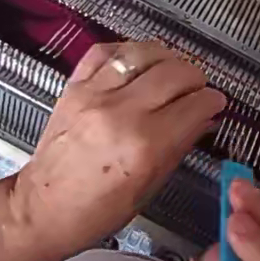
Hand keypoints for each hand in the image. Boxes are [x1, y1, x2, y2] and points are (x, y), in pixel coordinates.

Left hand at [2, 41, 225, 260]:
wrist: (44, 207)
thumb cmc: (96, 209)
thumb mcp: (150, 186)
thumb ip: (180, 145)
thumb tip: (203, 119)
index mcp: (145, 145)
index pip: (194, 105)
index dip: (212, 100)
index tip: (215, 101)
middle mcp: (121, 113)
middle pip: (174, 72)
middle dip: (195, 76)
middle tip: (197, 86)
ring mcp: (95, 95)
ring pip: (141, 53)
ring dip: (165, 56)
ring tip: (172, 68)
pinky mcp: (74, 87)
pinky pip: (104, 52)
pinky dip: (126, 51)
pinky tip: (137, 61)